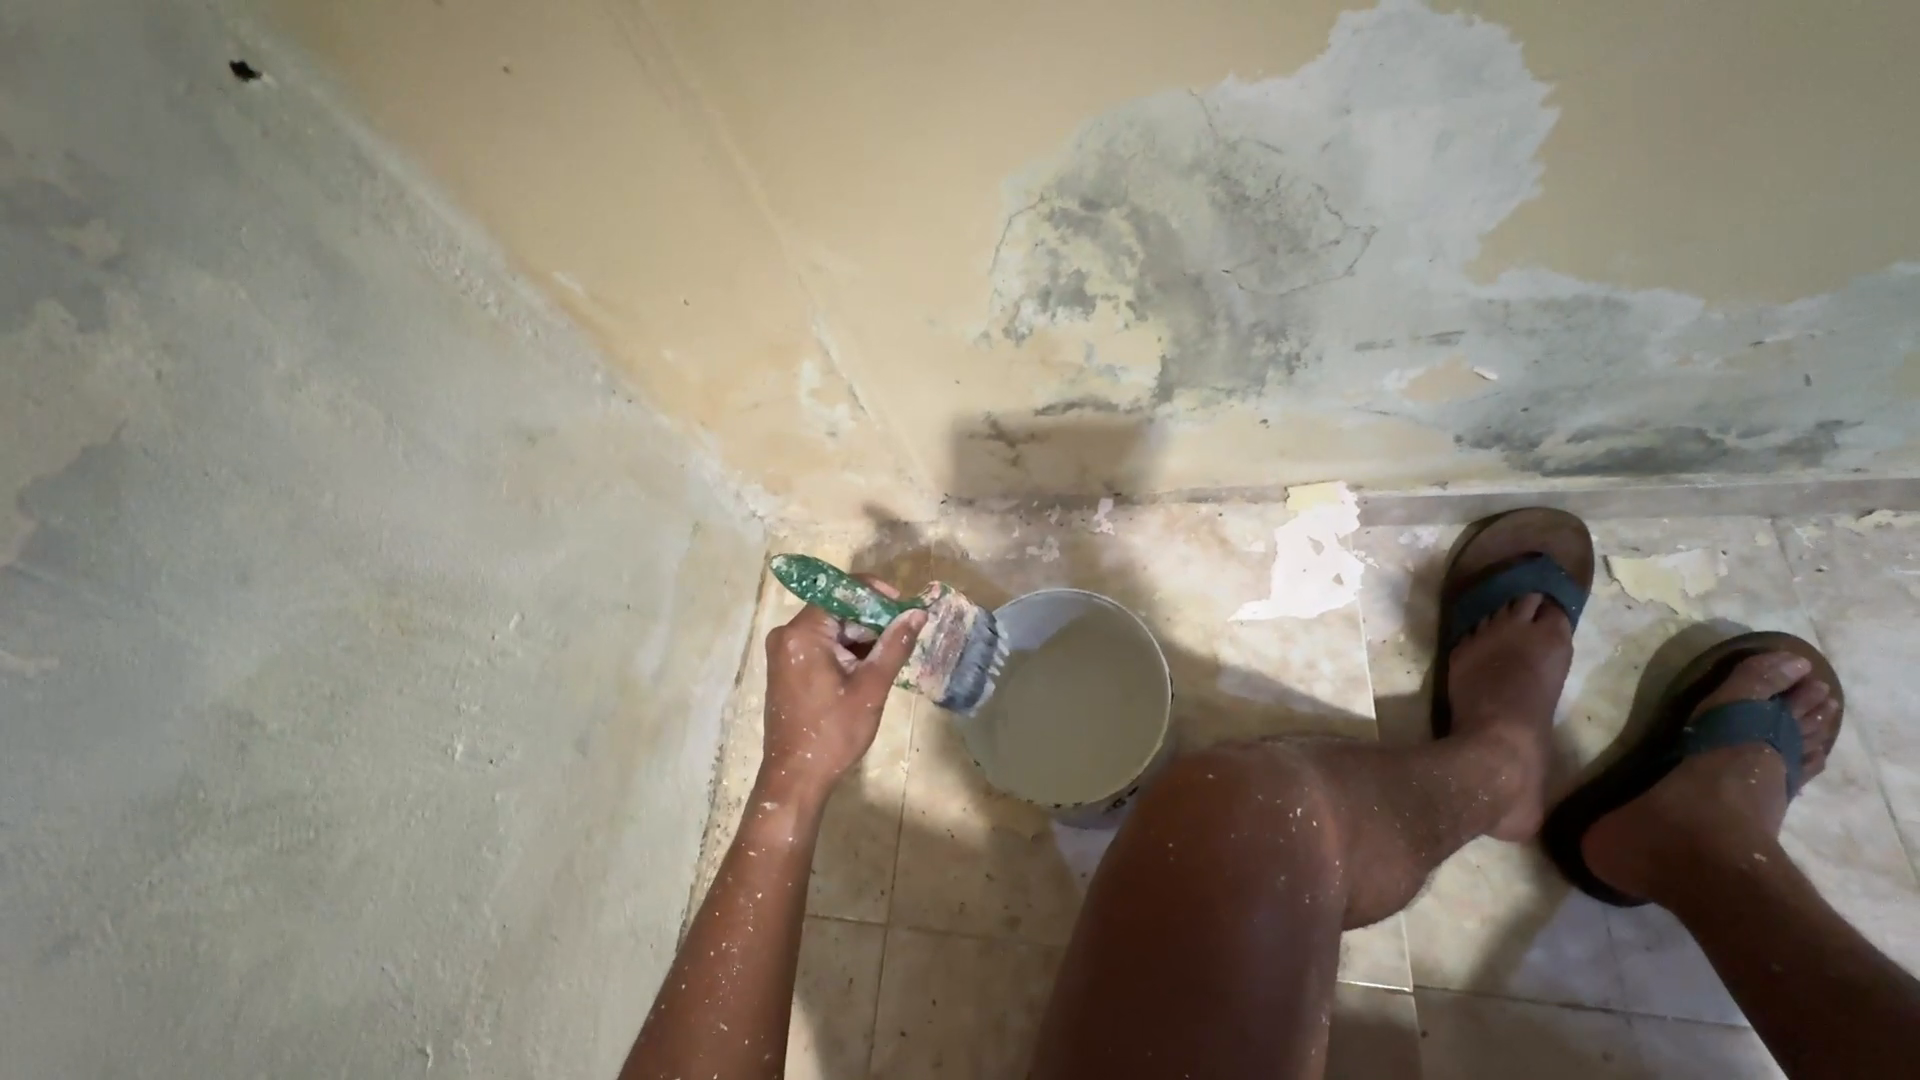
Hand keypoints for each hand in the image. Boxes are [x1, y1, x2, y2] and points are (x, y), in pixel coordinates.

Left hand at [760, 576, 924, 799]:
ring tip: (888, 658)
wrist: (796, 778)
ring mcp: (784, 652)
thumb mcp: (871, 686)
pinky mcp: (787, 668)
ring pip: (832, 629)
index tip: (905, 608)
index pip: (842, 592)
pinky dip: (846, 651)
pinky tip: (868, 670)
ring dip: (861, 638)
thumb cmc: (834, 732)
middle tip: (902, 638)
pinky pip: (821, 646)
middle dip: (872, 620)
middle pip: (837, 610)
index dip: (877, 594)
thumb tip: (918, 612)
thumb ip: (895, 644)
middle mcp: (787, 635)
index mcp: (803, 633)